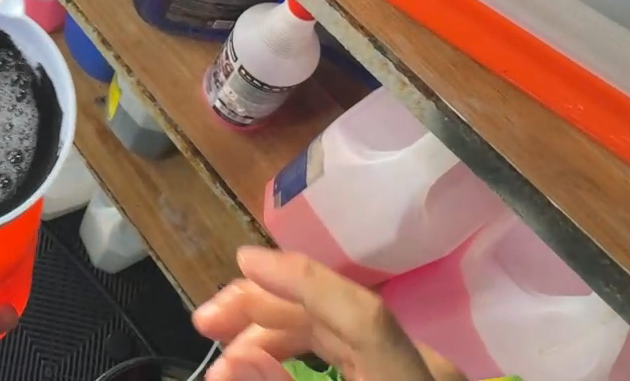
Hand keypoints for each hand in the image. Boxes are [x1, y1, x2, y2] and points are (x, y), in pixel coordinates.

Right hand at [193, 248, 464, 380]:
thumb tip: (239, 357)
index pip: (361, 318)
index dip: (300, 281)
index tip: (242, 261)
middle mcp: (424, 366)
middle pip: (333, 314)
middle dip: (260, 309)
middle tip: (205, 323)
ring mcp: (418, 369)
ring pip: (332, 326)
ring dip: (270, 330)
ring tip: (221, 355)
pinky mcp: (405, 375)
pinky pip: (344, 347)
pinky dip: (298, 348)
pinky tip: (260, 359)